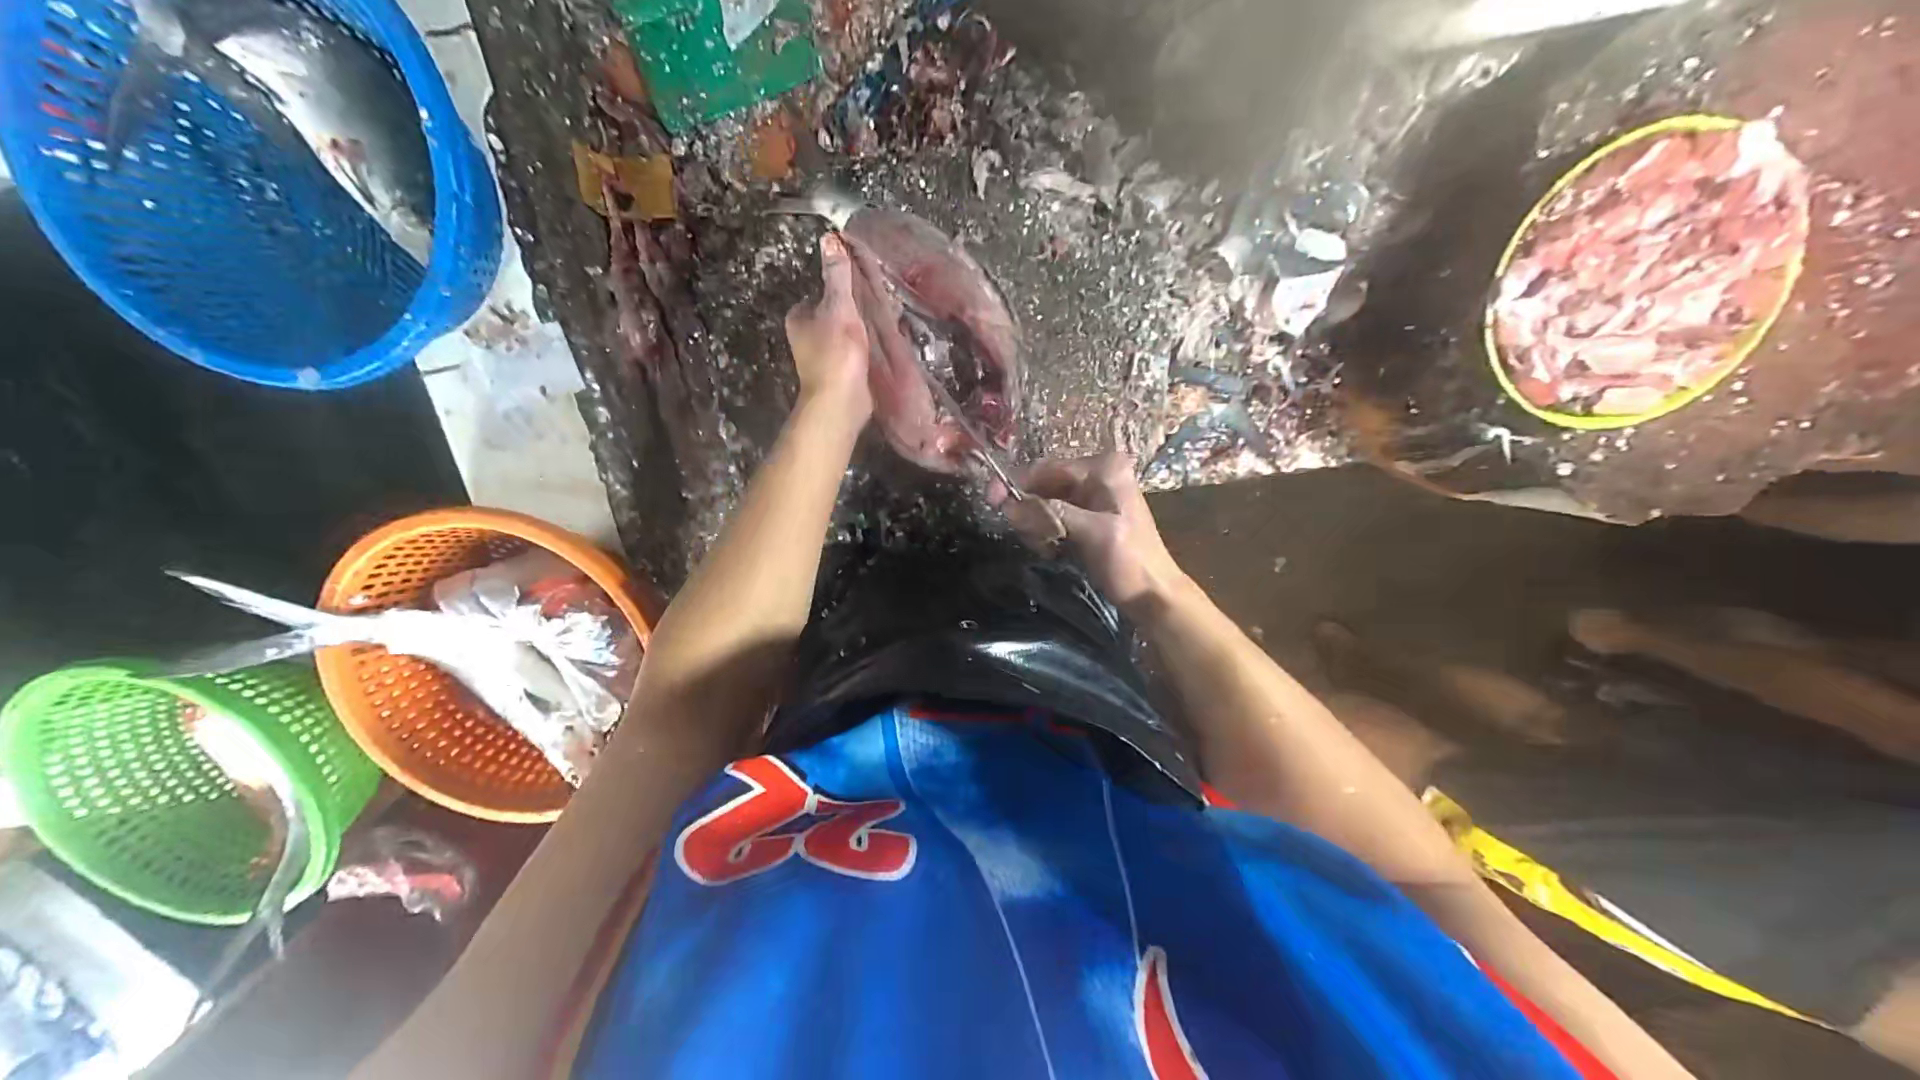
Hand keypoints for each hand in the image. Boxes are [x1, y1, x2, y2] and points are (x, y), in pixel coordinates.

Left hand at [785, 233, 873, 428]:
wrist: (840, 403)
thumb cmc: (836, 353)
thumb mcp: (838, 306)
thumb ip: (836, 275)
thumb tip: (829, 238)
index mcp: (799, 317)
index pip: (822, 292)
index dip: (843, 286)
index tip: (866, 283)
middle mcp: (807, 337)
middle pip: (836, 313)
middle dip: (857, 309)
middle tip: (883, 302)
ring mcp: (824, 358)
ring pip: (848, 334)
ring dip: (865, 330)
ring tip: (890, 321)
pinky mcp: (841, 374)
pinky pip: (857, 353)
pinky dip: (869, 348)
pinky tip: (887, 345)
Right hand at [1006, 454, 1190, 613]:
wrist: (1153, 595)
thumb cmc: (1129, 561)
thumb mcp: (1091, 533)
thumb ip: (1050, 514)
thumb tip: (1008, 505)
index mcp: (1104, 468)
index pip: (1049, 468)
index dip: (1018, 483)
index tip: (990, 500)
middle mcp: (1098, 475)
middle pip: (1044, 484)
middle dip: (1029, 510)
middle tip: (1026, 536)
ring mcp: (1092, 497)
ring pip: (1045, 502)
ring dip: (1036, 525)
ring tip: (1045, 548)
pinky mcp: (1087, 518)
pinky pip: (1053, 517)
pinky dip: (1045, 532)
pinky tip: (1051, 550)